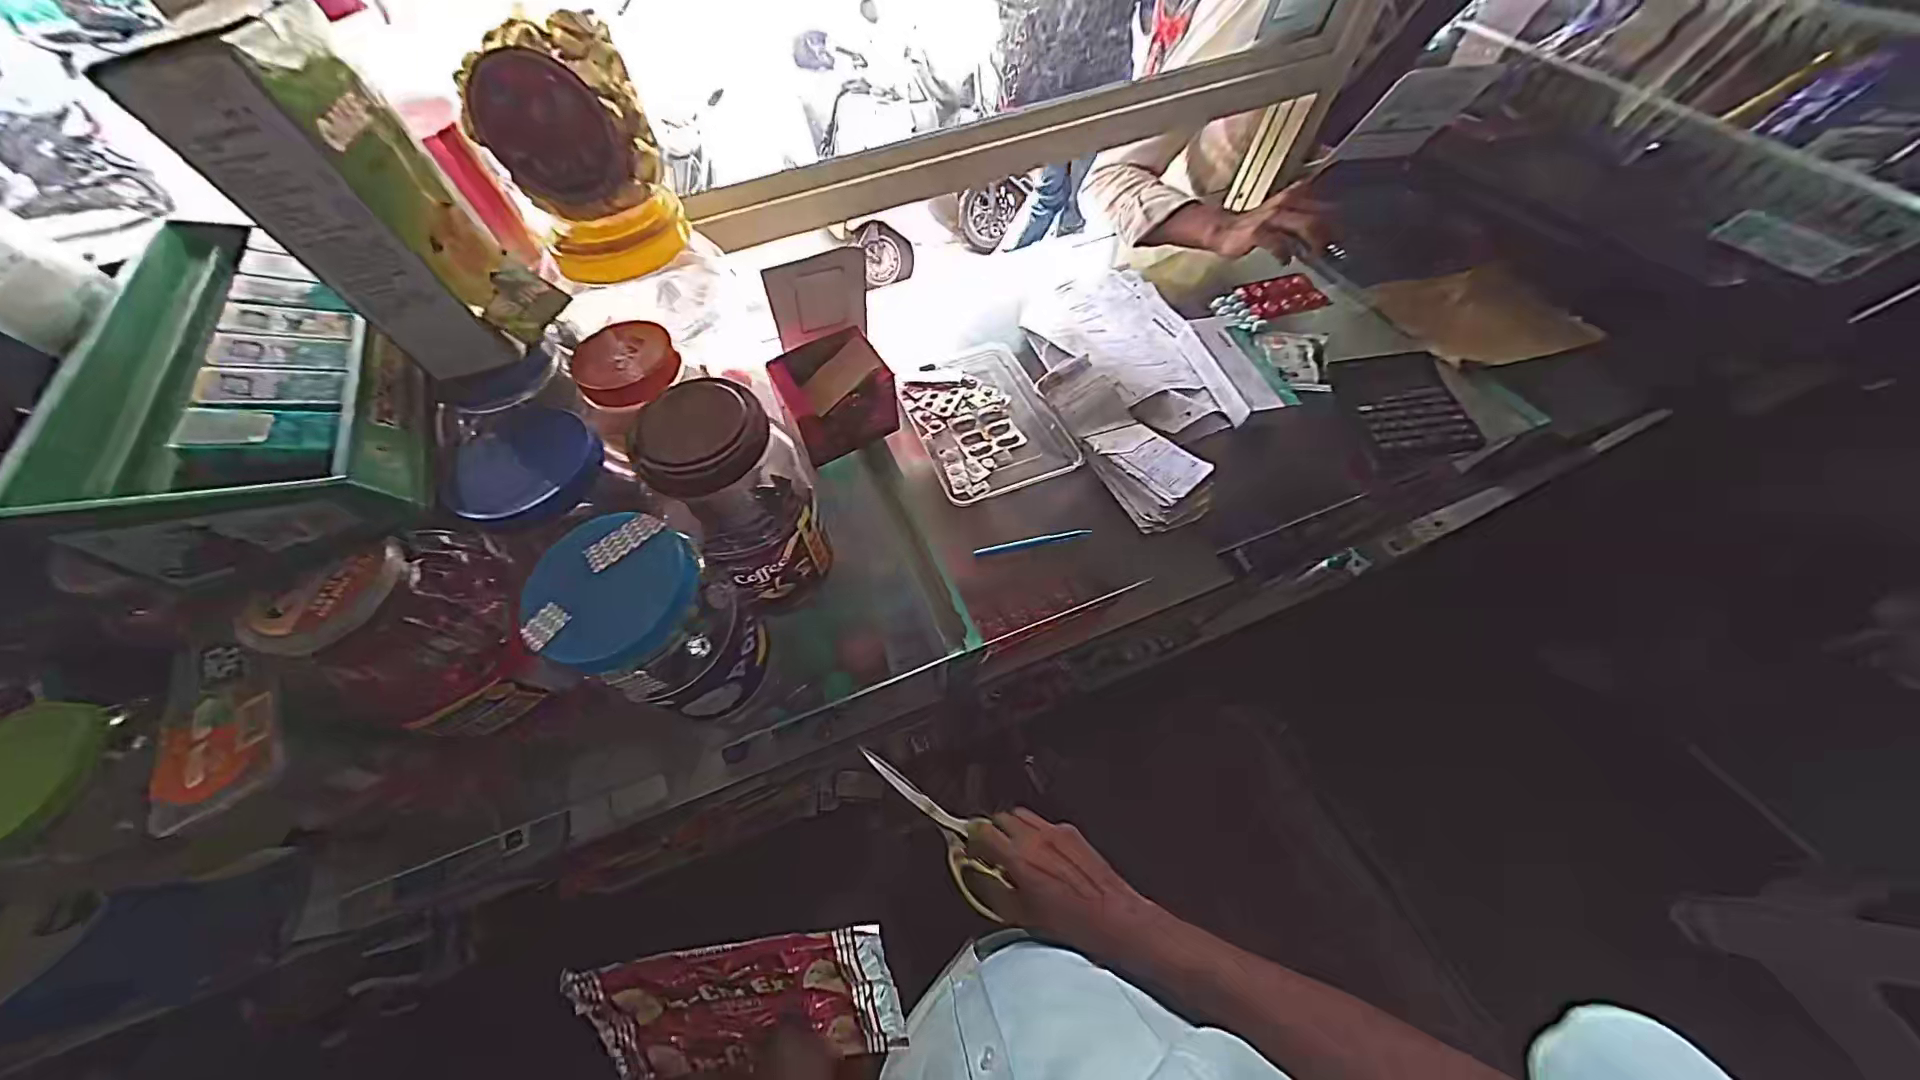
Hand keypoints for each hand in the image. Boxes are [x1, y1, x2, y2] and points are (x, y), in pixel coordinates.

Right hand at [969, 808, 1164, 960]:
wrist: (1114, 918)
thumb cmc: (1073, 924)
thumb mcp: (1021, 915)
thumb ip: (992, 890)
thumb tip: (976, 876)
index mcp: (1019, 857)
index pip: (982, 832)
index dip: (971, 839)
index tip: (969, 848)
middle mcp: (1036, 838)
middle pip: (1001, 817)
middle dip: (991, 831)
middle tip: (989, 850)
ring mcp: (1055, 831)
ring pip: (1022, 815)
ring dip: (1012, 828)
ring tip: (1014, 851)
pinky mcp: (1071, 832)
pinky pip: (1044, 824)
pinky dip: (1035, 833)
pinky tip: (1040, 855)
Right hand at [1205, 181, 1334, 261]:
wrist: (1223, 229)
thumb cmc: (1255, 226)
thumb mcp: (1282, 215)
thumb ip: (1303, 217)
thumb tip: (1327, 230)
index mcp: (1295, 196)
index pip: (1325, 204)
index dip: (1340, 219)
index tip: (1350, 234)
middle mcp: (1286, 203)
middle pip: (1319, 215)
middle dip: (1332, 232)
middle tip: (1338, 248)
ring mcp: (1272, 217)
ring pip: (1304, 225)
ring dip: (1315, 241)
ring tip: (1317, 254)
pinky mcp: (1257, 232)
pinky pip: (1277, 242)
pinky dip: (1284, 253)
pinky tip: (1285, 260)